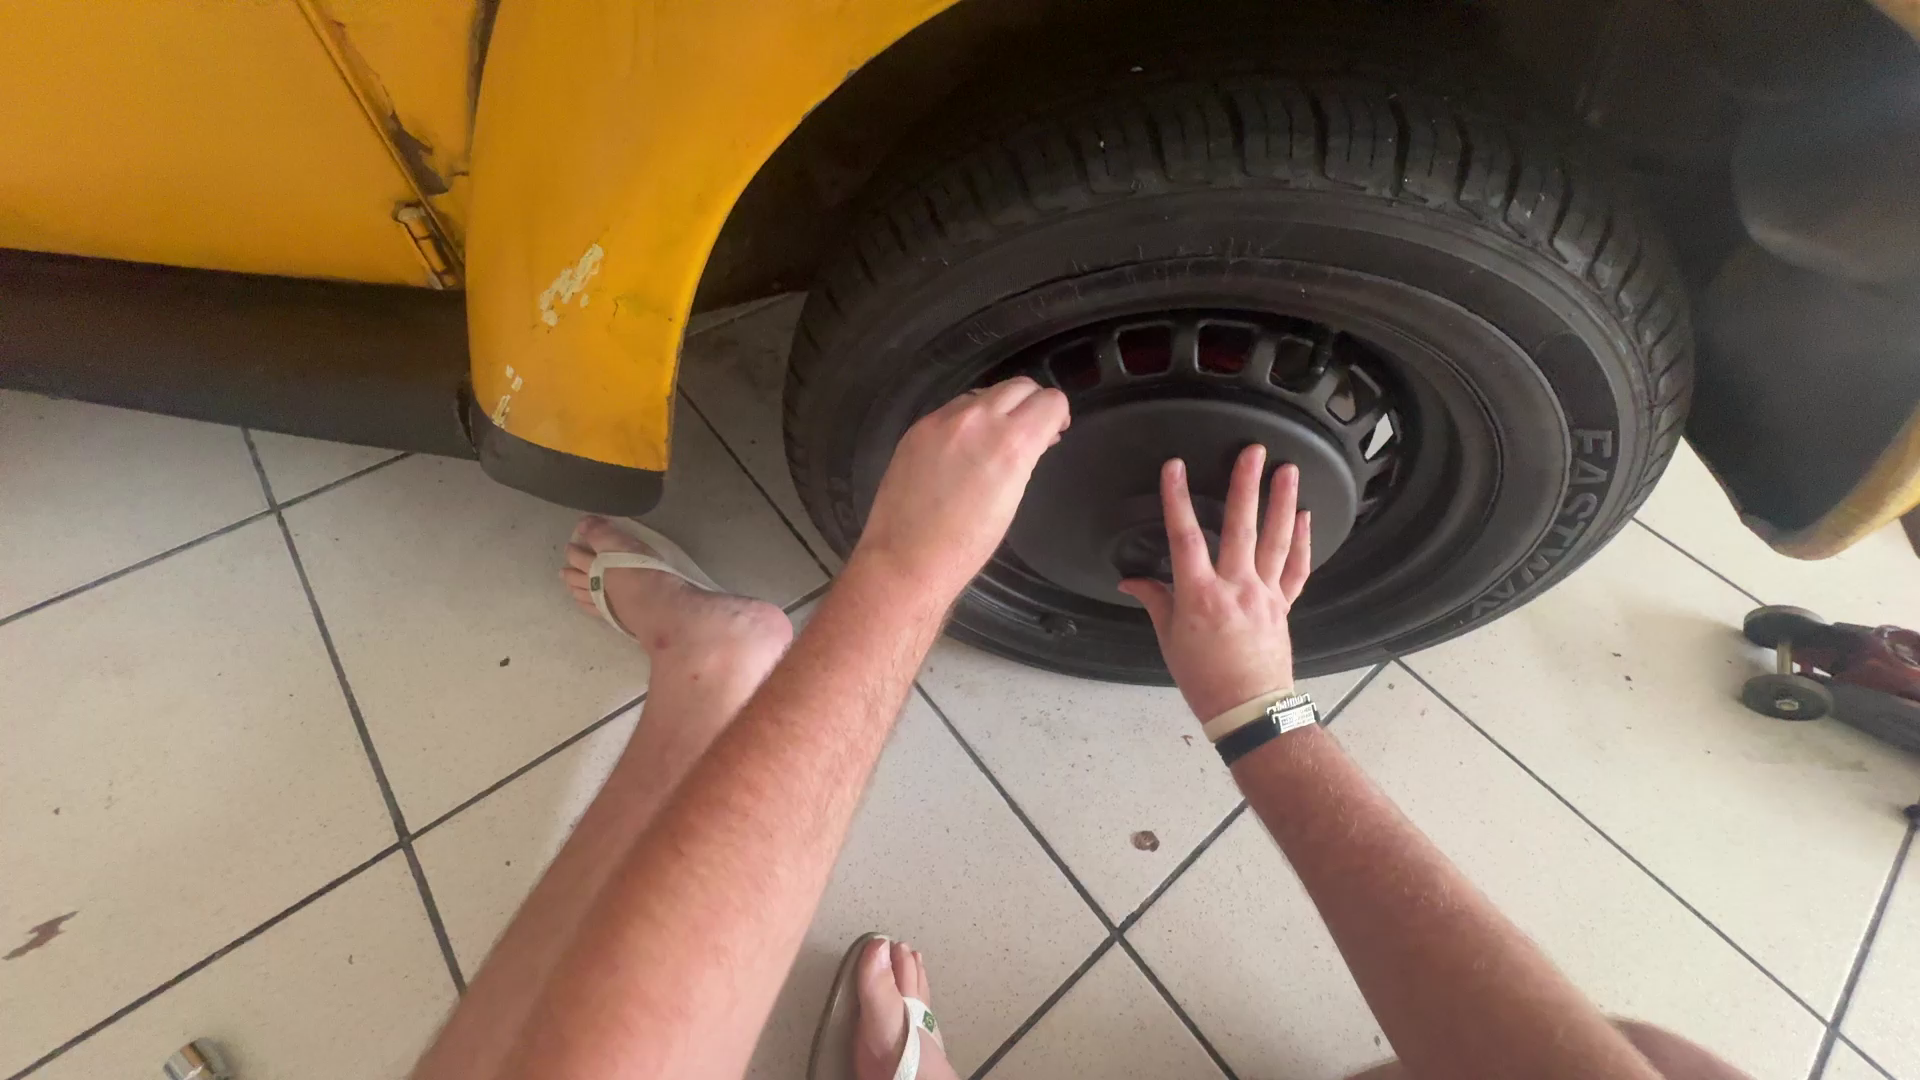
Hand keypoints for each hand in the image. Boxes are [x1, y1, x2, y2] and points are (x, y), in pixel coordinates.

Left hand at [855, 377, 1070, 596]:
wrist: (907, 559)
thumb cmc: (967, 544)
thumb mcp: (1012, 499)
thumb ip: (1026, 456)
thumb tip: (1035, 436)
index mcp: (1010, 442)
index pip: (1051, 400)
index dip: (1058, 415)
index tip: (1053, 432)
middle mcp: (977, 420)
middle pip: (1020, 386)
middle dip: (1031, 405)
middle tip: (1029, 433)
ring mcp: (942, 420)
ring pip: (985, 393)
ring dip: (998, 408)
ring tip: (993, 442)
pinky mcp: (917, 428)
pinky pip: (953, 409)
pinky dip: (967, 420)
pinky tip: (961, 451)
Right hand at [1118, 446, 1312, 722]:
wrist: (1249, 708)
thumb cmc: (1203, 676)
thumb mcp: (1169, 638)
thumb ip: (1154, 601)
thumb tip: (1131, 581)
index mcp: (1199, 595)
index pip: (1184, 538)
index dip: (1176, 500)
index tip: (1174, 468)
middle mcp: (1235, 587)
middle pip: (1240, 527)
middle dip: (1246, 486)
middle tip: (1253, 452)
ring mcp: (1265, 594)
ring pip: (1275, 540)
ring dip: (1281, 502)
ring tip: (1288, 470)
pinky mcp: (1283, 605)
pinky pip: (1296, 568)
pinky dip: (1302, 541)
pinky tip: (1304, 516)